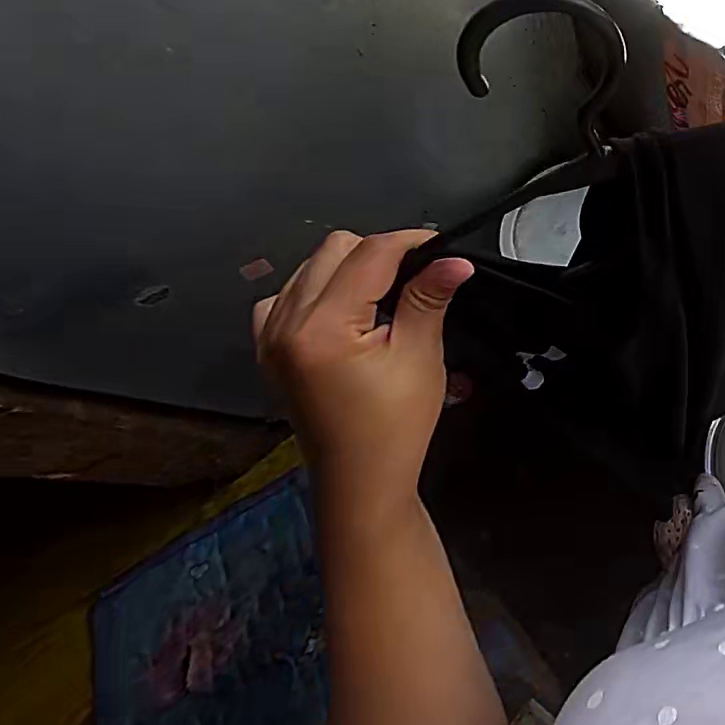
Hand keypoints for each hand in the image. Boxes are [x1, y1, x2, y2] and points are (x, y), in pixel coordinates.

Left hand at [253, 230, 472, 520]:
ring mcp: (269, 336)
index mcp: (322, 326)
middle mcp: (284, 323)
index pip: (369, 254)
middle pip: (335, 249)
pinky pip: (288, 294)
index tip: (441, 247)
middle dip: (381, 253)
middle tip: (418, 277)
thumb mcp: (419, 355)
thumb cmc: (396, 425)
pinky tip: (345, 313)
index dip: (410, 242)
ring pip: (311, 265)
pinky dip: (320, 289)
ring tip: (385, 297)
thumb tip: (456, 260)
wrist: (361, 482)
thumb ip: (429, 297)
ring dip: (351, 268)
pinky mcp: (269, 349)